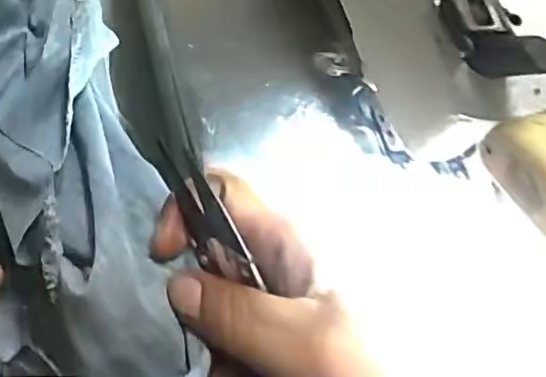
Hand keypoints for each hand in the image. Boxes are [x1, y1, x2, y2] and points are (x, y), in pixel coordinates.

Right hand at [151, 170, 378, 376]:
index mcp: (286, 241)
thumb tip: (176, 286)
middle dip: (203, 305)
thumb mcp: (308, 346)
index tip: (165, 255)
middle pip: (212, 259)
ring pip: (227, 311)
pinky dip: (240, 366)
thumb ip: (237, 313)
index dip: (183, 206)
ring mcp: (289, 307)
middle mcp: (282, 265)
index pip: (218, 188)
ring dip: (222, 350)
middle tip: (219, 353)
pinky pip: (249, 344)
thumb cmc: (380, 370)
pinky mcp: (296, 343)